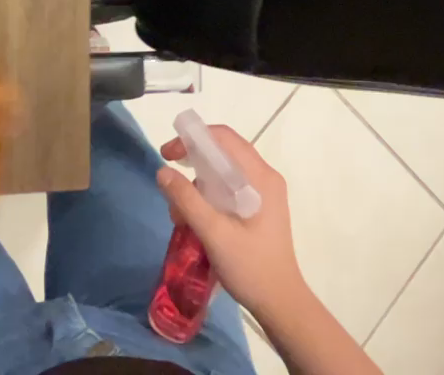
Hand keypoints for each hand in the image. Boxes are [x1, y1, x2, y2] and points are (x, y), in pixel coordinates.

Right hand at [157, 125, 308, 321]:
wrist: (281, 304)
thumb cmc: (251, 267)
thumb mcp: (214, 234)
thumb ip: (188, 200)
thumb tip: (162, 171)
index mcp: (261, 177)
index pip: (224, 138)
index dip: (192, 138)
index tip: (167, 154)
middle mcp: (264, 177)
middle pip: (222, 152)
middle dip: (192, 162)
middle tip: (168, 178)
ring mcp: (263, 192)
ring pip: (223, 172)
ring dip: (197, 185)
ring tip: (179, 214)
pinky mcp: (258, 207)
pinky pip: (228, 188)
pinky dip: (207, 197)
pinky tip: (193, 220)